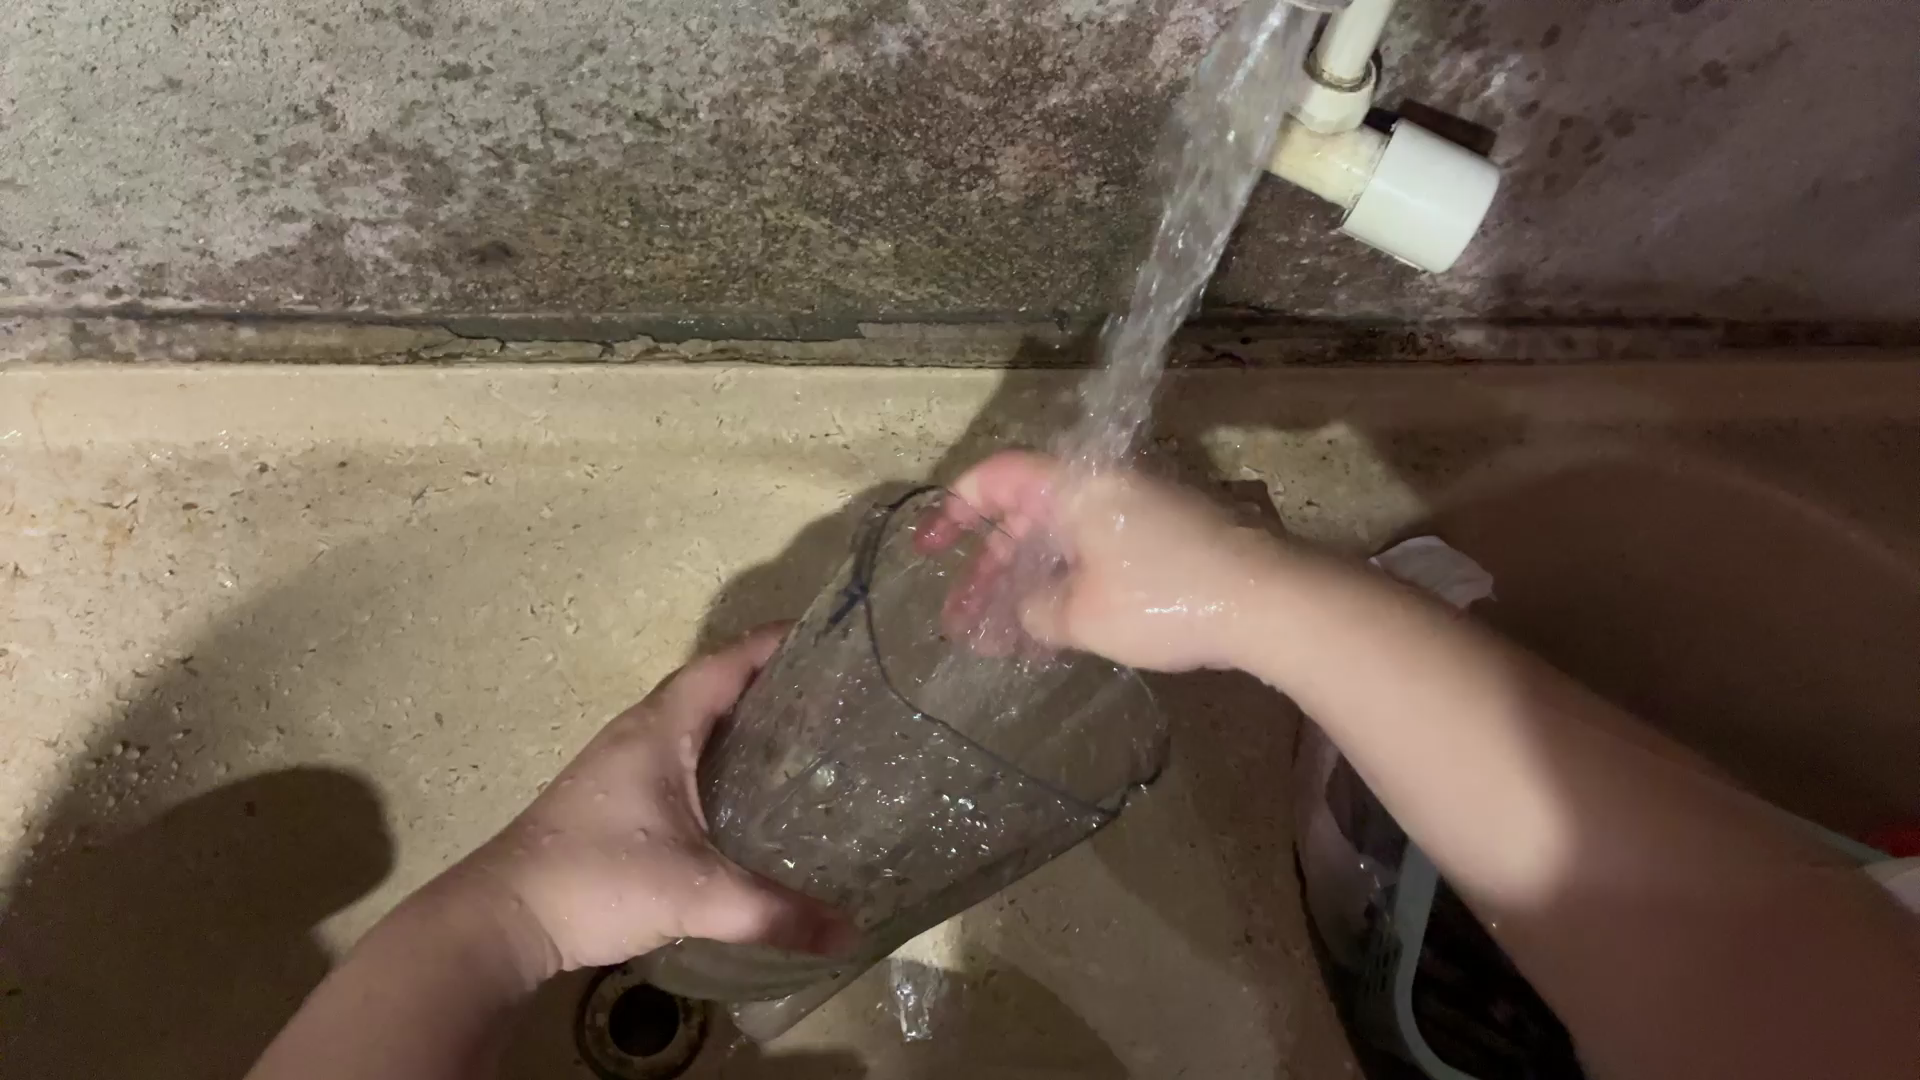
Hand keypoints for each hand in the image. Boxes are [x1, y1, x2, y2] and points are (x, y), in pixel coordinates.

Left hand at [454, 627, 848, 977]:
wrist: (499, 921)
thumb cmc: (596, 883)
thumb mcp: (695, 896)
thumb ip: (773, 913)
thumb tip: (849, 934)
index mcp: (662, 727)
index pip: (726, 664)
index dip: (772, 643)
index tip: (823, 636)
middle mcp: (642, 728)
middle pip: (712, 680)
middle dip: (766, 672)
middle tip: (823, 683)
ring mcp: (623, 756)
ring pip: (692, 711)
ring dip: (738, 705)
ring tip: (795, 720)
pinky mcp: (615, 785)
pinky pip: (679, 739)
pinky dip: (716, 737)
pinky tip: (742, 771)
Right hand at [928, 450, 1291, 671]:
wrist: (1268, 600)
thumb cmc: (1164, 595)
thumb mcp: (1083, 614)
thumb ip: (1036, 611)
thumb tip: (1023, 612)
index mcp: (1074, 488)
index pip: (996, 477)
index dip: (953, 509)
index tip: (929, 548)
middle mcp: (1099, 489)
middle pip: (1024, 517)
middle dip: (986, 568)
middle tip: (959, 616)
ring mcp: (1131, 513)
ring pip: (1057, 543)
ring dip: (1023, 586)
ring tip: (995, 636)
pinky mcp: (1156, 540)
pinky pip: (1090, 556)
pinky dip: (1062, 588)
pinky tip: (1048, 632)